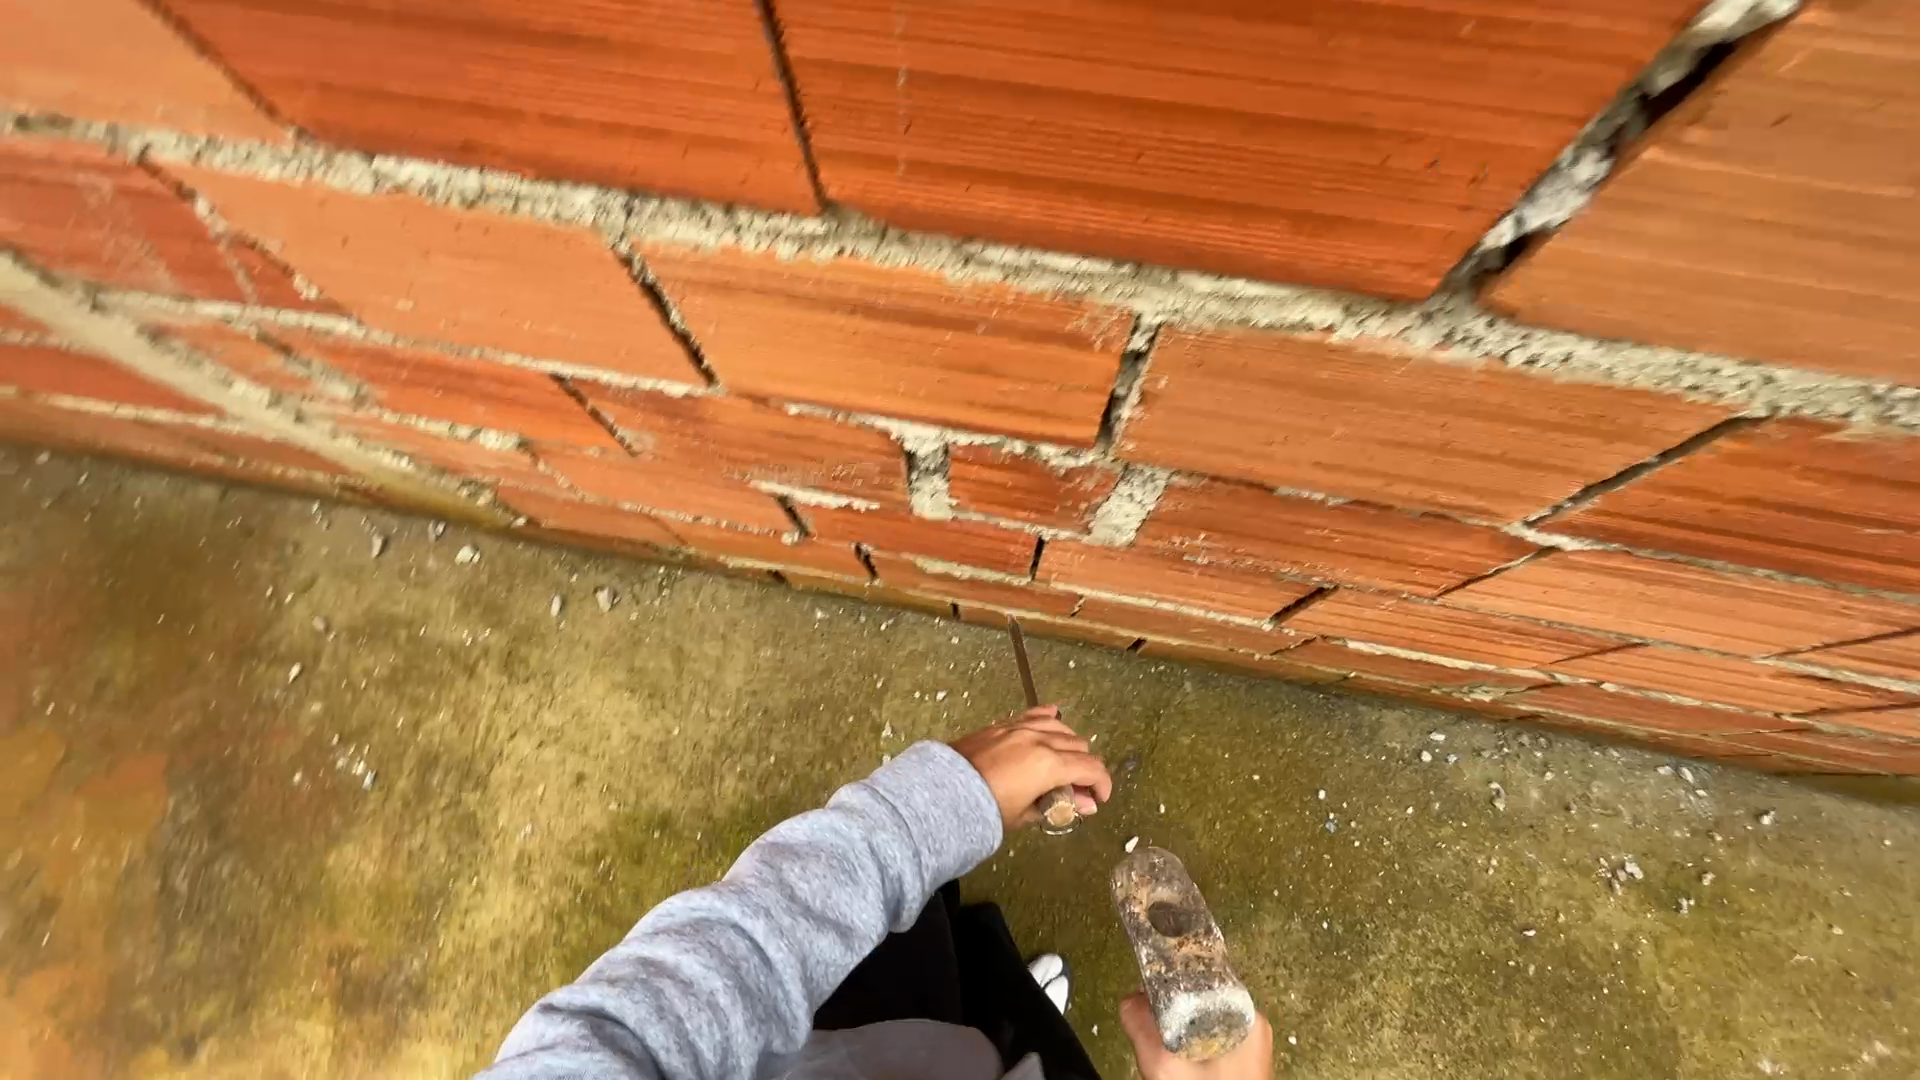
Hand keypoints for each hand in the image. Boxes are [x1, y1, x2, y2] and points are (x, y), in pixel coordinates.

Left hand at [950, 706, 1112, 830]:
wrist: (944, 789)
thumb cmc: (986, 809)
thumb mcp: (1025, 815)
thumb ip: (1059, 805)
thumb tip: (1087, 805)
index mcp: (1049, 764)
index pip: (1091, 768)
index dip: (1102, 784)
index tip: (1099, 799)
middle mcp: (1040, 740)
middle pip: (1079, 746)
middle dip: (1084, 767)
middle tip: (1076, 789)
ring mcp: (1021, 727)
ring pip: (1061, 727)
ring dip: (1069, 745)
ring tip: (1063, 763)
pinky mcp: (1005, 723)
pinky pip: (1036, 714)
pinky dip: (1049, 719)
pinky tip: (1054, 719)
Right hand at [1120, 993, 1273, 1079]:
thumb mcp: (1164, 1065)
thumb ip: (1140, 1023)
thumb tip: (1131, 998)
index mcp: (1247, 1015)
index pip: (1200, 976)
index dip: (1169, 981)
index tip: (1147, 996)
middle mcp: (1253, 1023)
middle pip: (1200, 996)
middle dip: (1171, 1008)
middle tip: (1153, 1029)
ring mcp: (1250, 1043)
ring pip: (1202, 1018)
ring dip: (1178, 1029)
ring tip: (1165, 1049)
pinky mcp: (1243, 1059)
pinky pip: (1209, 1036)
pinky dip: (1189, 1043)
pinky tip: (1179, 1062)